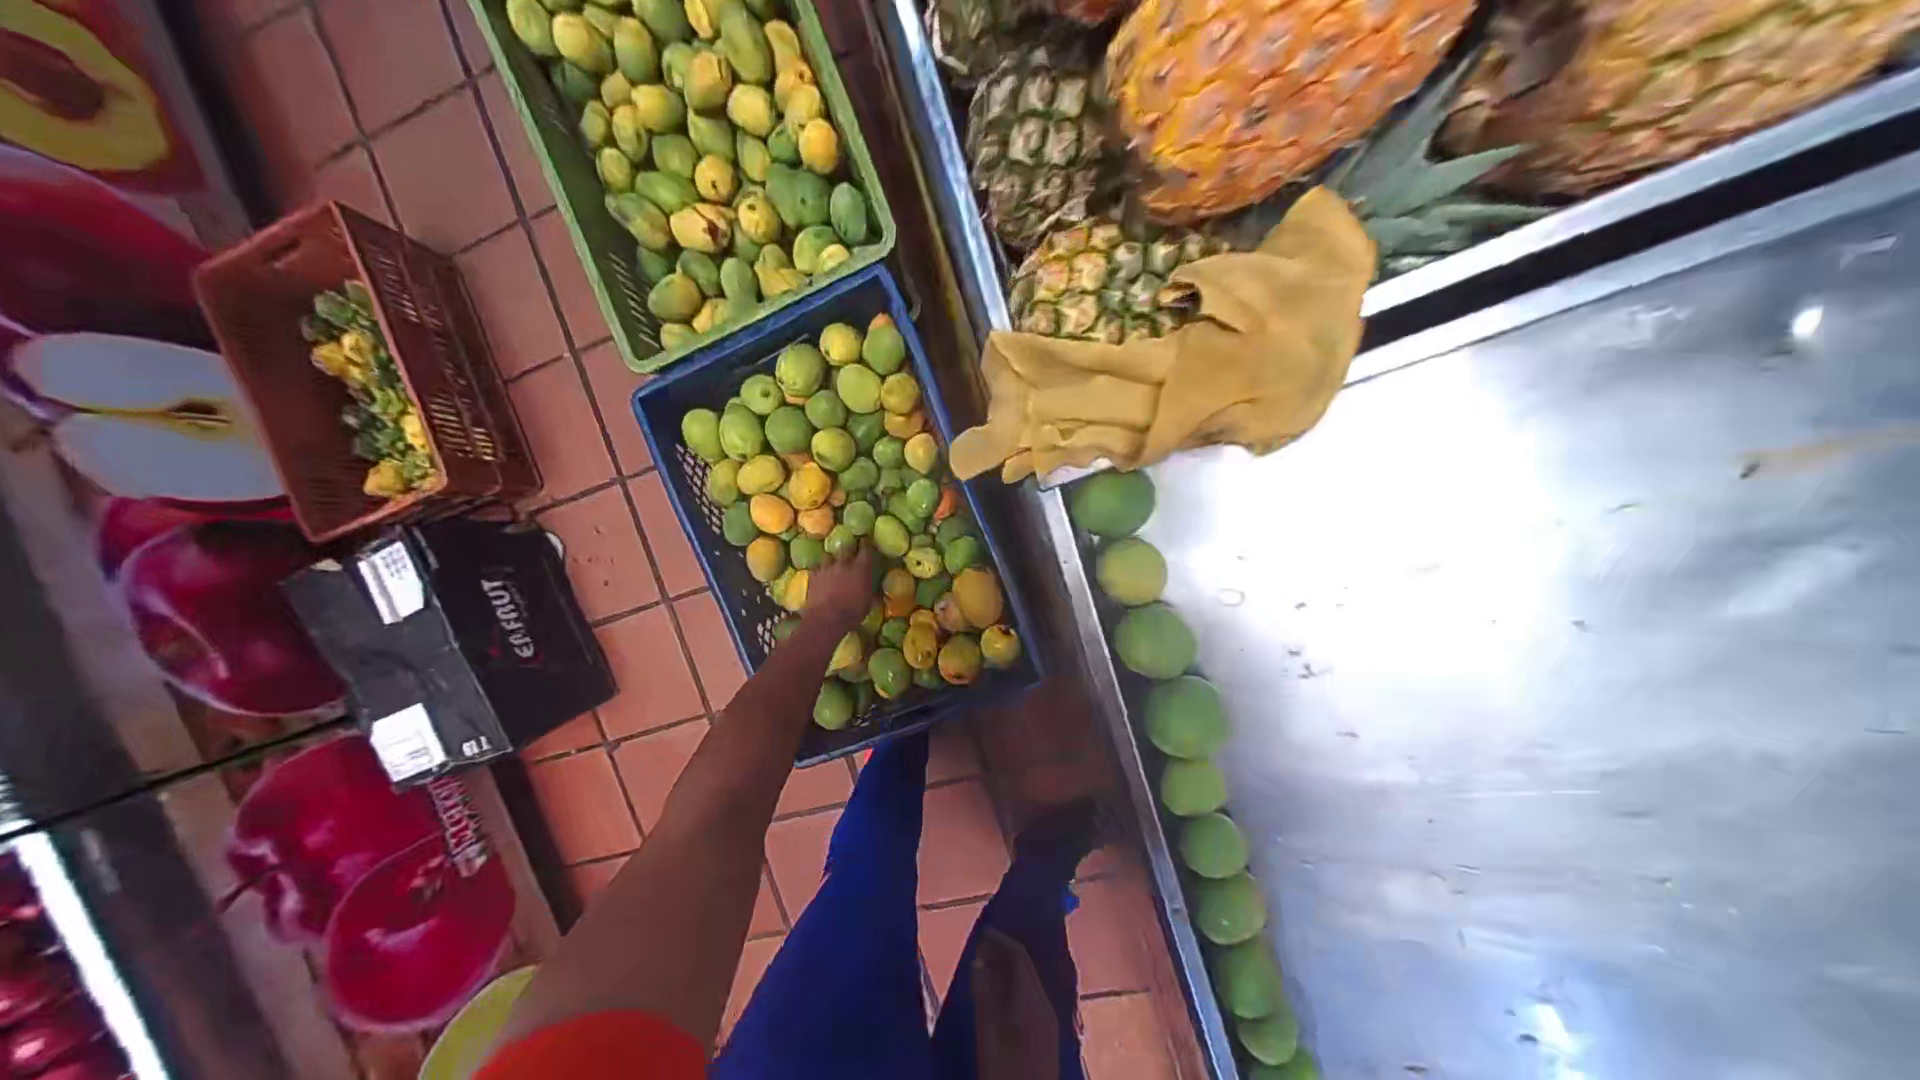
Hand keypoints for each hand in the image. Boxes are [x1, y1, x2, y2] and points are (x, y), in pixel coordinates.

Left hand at [804, 543, 875, 634]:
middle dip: (849, 550)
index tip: (868, 544)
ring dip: (832, 560)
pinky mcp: (814, 575)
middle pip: (847, 548)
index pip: (866, 549)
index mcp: (861, 568)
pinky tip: (821, 577)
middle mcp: (844, 563)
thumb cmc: (853, 612)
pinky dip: (821, 571)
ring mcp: (827, 567)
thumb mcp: (868, 602)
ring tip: (833, 566)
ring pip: (829, 556)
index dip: (867, 545)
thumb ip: (869, 589)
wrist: (827, 618)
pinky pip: (818, 568)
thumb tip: (872, 586)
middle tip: (850, 555)